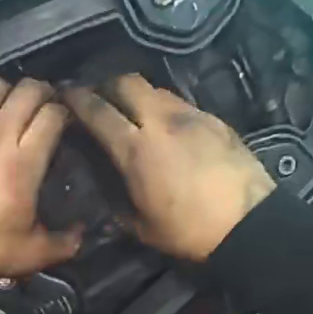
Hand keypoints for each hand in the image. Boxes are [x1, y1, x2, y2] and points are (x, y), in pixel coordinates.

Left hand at [0, 78, 82, 277]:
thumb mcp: (33, 253)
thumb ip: (65, 242)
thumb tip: (83, 231)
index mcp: (22, 163)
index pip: (52, 115)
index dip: (65, 112)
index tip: (68, 122)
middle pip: (26, 92)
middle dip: (43, 93)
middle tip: (47, 105)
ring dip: (11, 92)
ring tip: (16, 104)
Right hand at [62, 75, 273, 261]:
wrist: (248, 224)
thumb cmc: (189, 231)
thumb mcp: (141, 227)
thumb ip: (117, 202)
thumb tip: (104, 190)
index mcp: (135, 150)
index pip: (97, 111)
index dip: (76, 99)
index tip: (64, 95)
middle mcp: (160, 122)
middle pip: (126, 82)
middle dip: (107, 85)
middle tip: (100, 98)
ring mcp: (190, 116)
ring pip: (155, 89)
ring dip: (138, 95)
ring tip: (133, 110)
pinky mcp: (214, 119)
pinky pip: (181, 103)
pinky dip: (165, 108)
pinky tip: (168, 127)